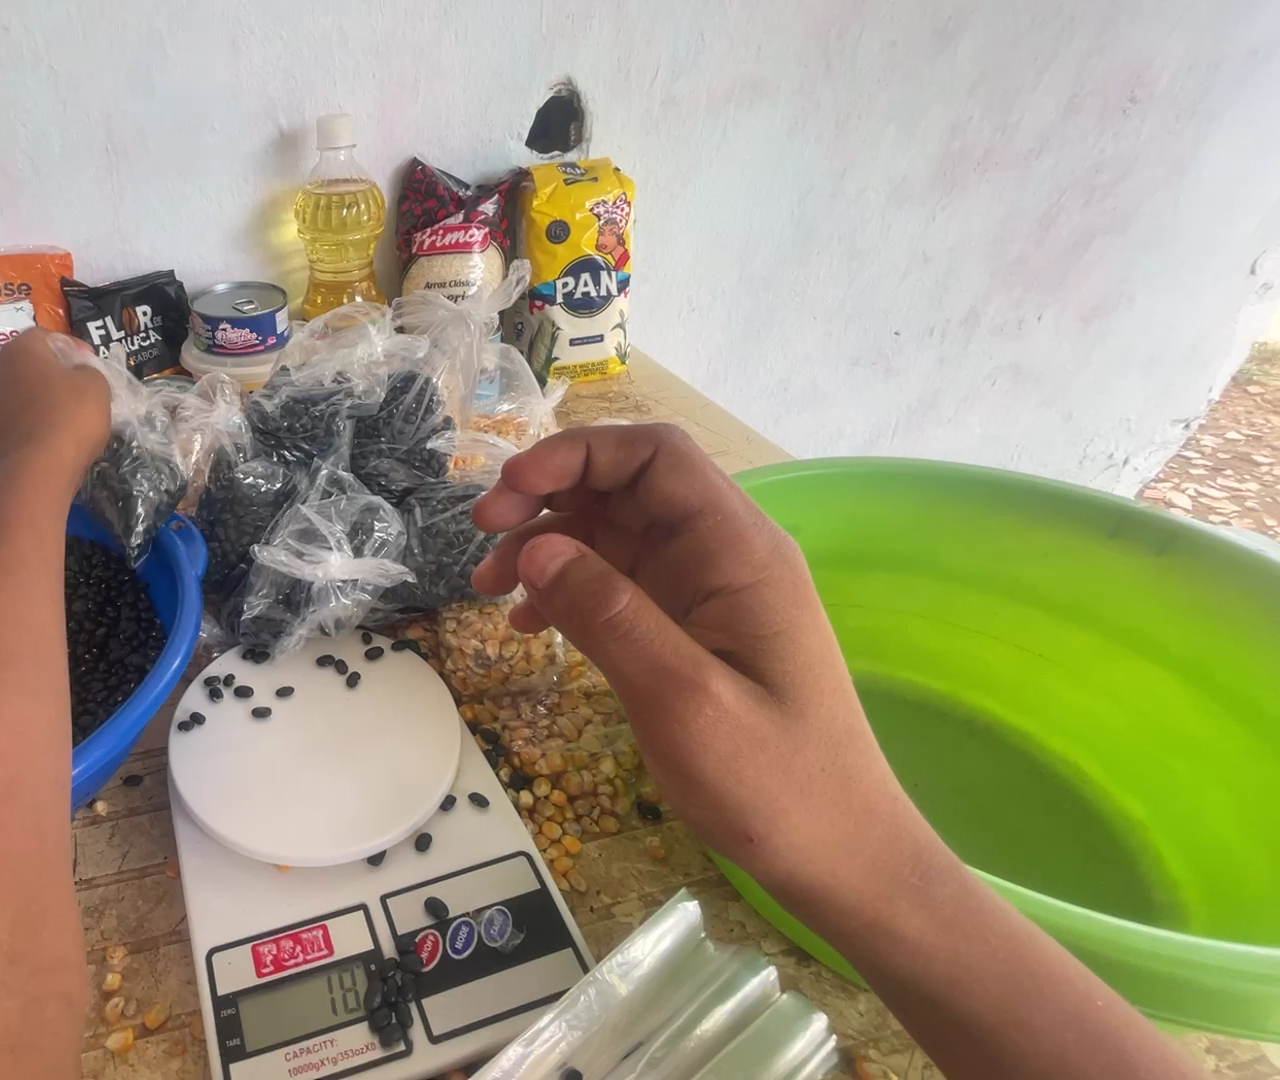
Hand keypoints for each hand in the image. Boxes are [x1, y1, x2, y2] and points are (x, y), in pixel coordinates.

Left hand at [0, 329, 110, 487]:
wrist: (38, 471)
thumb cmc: (70, 418)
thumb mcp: (97, 385)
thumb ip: (90, 371)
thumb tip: (79, 374)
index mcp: (21, 348)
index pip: (46, 335)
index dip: (73, 346)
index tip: (92, 363)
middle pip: (31, 361)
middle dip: (57, 369)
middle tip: (83, 384)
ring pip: (24, 388)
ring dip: (46, 394)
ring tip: (72, 410)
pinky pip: (21, 412)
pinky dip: (37, 416)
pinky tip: (57, 430)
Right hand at [470, 425, 927, 897]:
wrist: (834, 854)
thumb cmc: (773, 779)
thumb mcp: (682, 697)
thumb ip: (608, 614)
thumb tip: (534, 548)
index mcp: (736, 548)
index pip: (654, 458)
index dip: (576, 454)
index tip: (509, 489)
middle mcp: (717, 552)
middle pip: (622, 487)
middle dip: (546, 497)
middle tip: (483, 533)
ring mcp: (697, 588)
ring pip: (607, 532)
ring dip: (543, 545)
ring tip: (489, 587)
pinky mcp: (679, 623)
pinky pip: (609, 581)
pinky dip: (560, 588)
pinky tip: (527, 624)